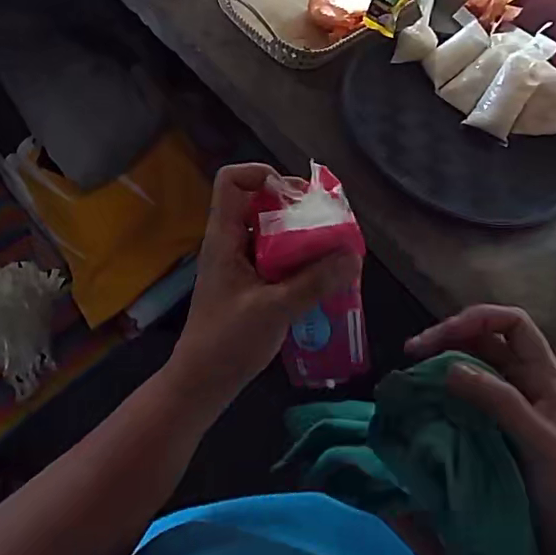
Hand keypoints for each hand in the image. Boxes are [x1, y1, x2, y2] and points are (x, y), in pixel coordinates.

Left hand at [168, 163, 360, 399]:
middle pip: (258, 202)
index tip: (295, 198)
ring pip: (269, 231)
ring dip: (300, 236)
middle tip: (328, 225)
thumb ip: (314, 282)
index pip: (231, 180)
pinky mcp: (247, 282)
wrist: (203, 380)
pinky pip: (273, 257)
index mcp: (223, 237)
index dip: (261, 174)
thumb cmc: (228, 341)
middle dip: (295, 208)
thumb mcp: (275, 309)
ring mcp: (237, 262)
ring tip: (333, 251)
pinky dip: (296, 260)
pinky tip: (321, 279)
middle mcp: (228, 242)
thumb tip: (352, 255)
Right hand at [406, 305, 555, 551]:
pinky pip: (460, 398)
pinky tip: (421, 403)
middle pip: (483, 340)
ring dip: (439, 365)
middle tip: (412, 355)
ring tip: (412, 378)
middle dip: (446, 338)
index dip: (476, 318)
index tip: (439, 337)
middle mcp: (525, 385)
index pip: (512, 324)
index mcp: (547, 378)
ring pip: (468, 368)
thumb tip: (449, 367)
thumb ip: (499, 400)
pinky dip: (438, 393)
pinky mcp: (489, 430)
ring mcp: (506, 408)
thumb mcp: (540, 441)